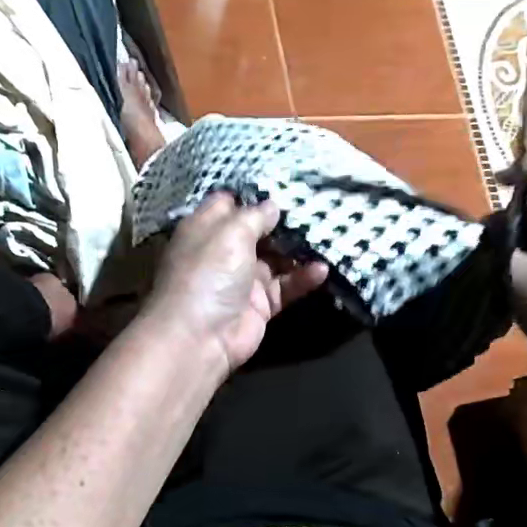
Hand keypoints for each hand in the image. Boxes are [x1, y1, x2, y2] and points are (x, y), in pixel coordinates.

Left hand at [138, 193, 329, 377]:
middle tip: (316, 210)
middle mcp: (223, 251)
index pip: (229, 204)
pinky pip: (286, 287)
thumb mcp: (230, 233)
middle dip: (284, 222)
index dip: (253, 196)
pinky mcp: (260, 305)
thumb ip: (255, 216)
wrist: (199, 338)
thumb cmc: (208, 274)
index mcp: (206, 229)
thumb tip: (273, 205)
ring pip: (276, 259)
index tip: (283, 188)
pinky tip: (322, 270)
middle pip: (258, 231)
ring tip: (327, 237)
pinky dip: (303, 278)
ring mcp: (243, 280)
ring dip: (298, 251)